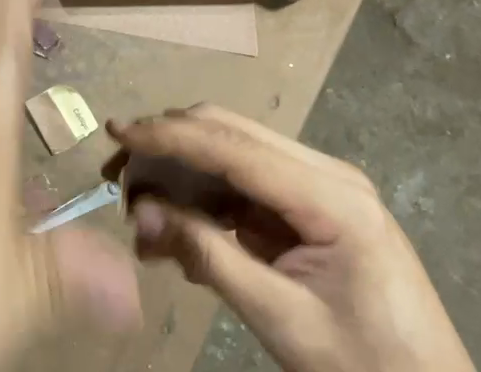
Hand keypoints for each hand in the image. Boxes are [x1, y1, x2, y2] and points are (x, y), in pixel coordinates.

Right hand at [113, 105, 473, 371]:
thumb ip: (208, 256)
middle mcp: (325, 176)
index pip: (231, 144)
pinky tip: (175, 237)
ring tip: (140, 222)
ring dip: (177, 179)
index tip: (114, 132)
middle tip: (118, 181)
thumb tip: (141, 213)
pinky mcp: (305, 212)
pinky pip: (238, 189)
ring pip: (225, 156)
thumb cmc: (366, 366)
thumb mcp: (282, 318)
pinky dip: (199, 203)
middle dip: (165, 149)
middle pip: (226, 134)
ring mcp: (317, 191)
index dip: (167, 134)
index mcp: (332, 198)